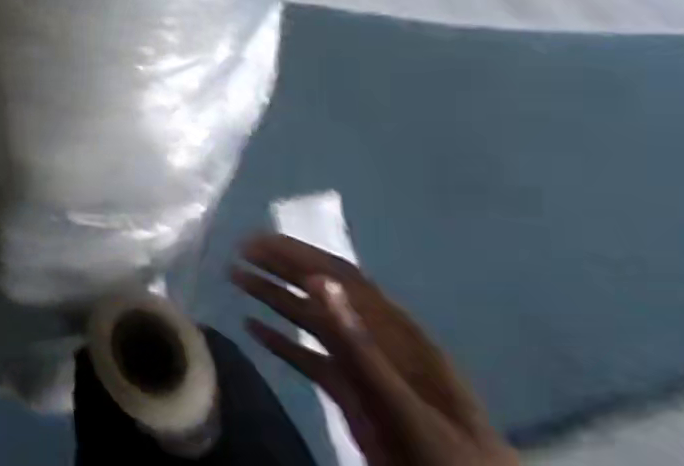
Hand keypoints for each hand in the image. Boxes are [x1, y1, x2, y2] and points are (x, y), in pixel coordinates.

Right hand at [233, 234, 517, 465]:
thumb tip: (321, 281)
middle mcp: (379, 342)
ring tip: (236, 277)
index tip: (258, 239)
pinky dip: (283, 343)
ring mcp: (367, 371)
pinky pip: (313, 361)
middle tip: (238, 250)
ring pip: (314, 323)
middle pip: (325, 294)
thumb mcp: (405, 404)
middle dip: (281, 268)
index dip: (300, 254)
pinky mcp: (356, 398)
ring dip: (275, 298)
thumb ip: (361, 345)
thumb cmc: (447, 458)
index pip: (342, 278)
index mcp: (398, 334)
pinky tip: (252, 329)